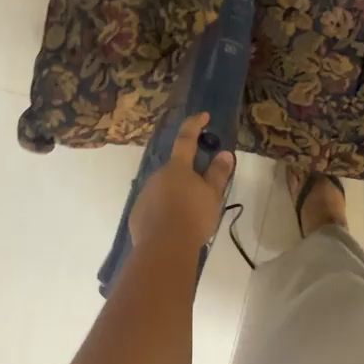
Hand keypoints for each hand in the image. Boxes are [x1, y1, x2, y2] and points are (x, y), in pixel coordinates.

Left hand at [128, 114, 235, 257]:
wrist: (164, 248)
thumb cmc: (193, 217)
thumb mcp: (212, 195)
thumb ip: (218, 173)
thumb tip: (225, 153)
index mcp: (177, 168)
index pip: (186, 139)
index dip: (195, 125)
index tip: (203, 116)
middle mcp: (157, 176)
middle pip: (175, 169)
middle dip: (188, 174)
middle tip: (204, 189)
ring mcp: (145, 194)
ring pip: (164, 188)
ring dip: (176, 194)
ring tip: (190, 213)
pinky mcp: (138, 214)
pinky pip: (155, 206)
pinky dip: (165, 210)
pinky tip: (175, 225)